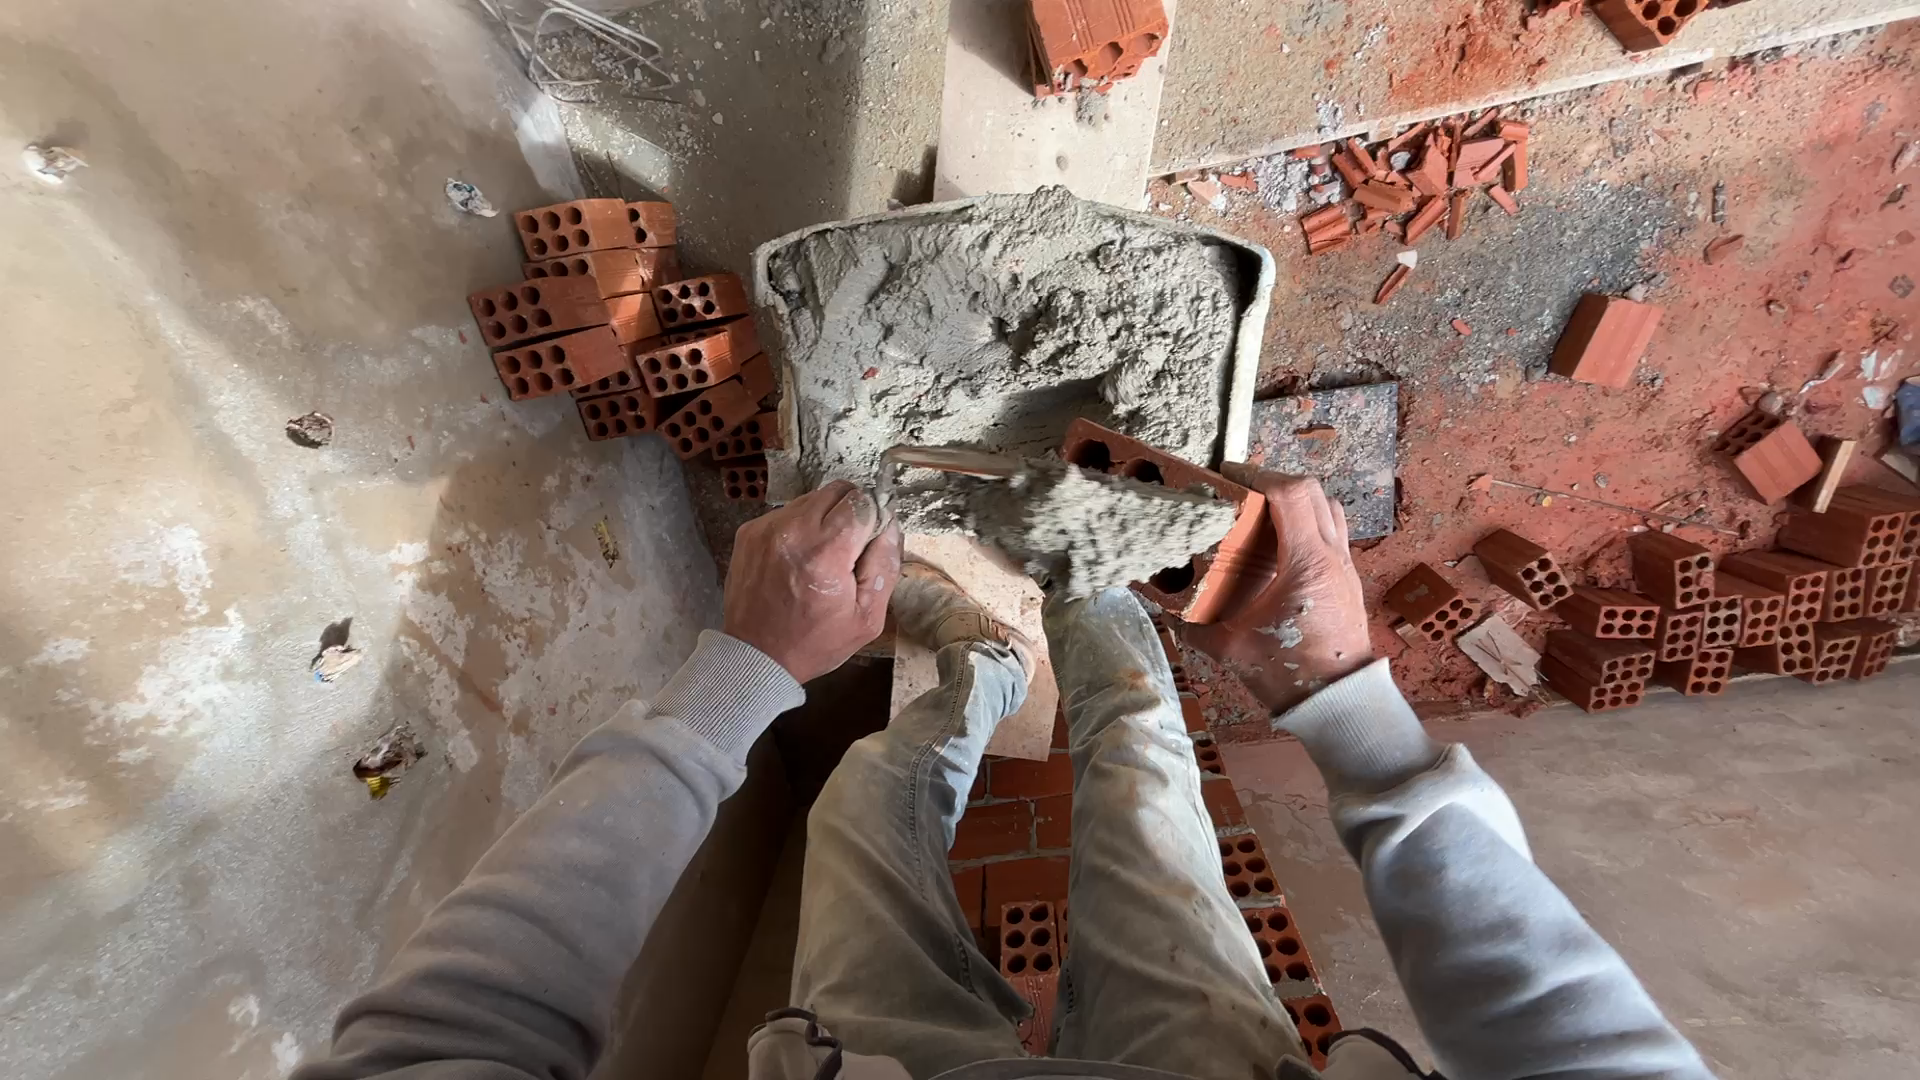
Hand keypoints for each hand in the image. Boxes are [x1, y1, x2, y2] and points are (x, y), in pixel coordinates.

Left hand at [723, 480, 902, 682]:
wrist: (755, 655)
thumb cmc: (815, 642)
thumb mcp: (867, 618)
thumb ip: (885, 565)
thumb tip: (890, 526)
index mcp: (824, 554)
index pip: (861, 502)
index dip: (874, 517)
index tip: (872, 539)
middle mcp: (792, 531)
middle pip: (838, 490)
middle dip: (853, 511)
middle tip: (851, 545)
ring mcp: (766, 527)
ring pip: (813, 497)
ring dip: (826, 516)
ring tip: (824, 554)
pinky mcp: (750, 530)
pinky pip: (788, 511)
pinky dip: (801, 525)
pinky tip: (800, 556)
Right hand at [1176, 471, 1371, 712]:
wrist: (1339, 703)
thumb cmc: (1288, 672)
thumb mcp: (1229, 647)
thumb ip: (1190, 626)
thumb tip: (1158, 608)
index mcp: (1307, 562)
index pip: (1291, 494)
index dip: (1257, 474)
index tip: (1227, 474)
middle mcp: (1333, 555)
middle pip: (1312, 491)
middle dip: (1273, 480)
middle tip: (1239, 487)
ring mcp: (1345, 565)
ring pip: (1328, 507)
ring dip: (1295, 499)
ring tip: (1260, 508)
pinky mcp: (1347, 578)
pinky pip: (1332, 530)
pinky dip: (1306, 520)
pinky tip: (1278, 540)